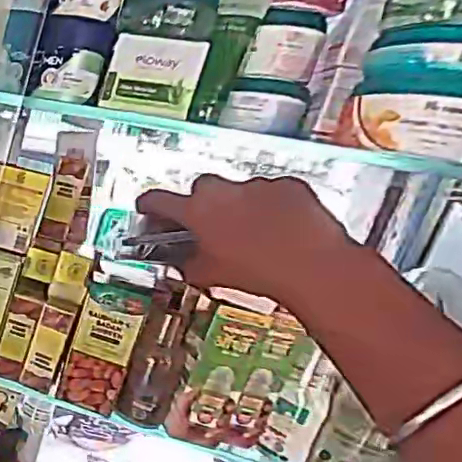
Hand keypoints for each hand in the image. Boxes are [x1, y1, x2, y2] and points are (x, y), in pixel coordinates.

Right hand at [136, 176, 366, 313]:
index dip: (148, 205)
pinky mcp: (289, 186)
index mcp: (196, 211)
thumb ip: (187, 263)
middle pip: (200, 189)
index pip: (157, 200)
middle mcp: (223, 191)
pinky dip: (269, 206)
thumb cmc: (260, 271)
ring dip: (237, 207)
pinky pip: (270, 191)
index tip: (147, 208)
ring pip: (236, 191)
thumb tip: (182, 262)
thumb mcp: (208, 275)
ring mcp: (257, 186)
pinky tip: (276, 228)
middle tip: (206, 228)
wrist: (313, 266)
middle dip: (200, 205)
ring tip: (248, 234)